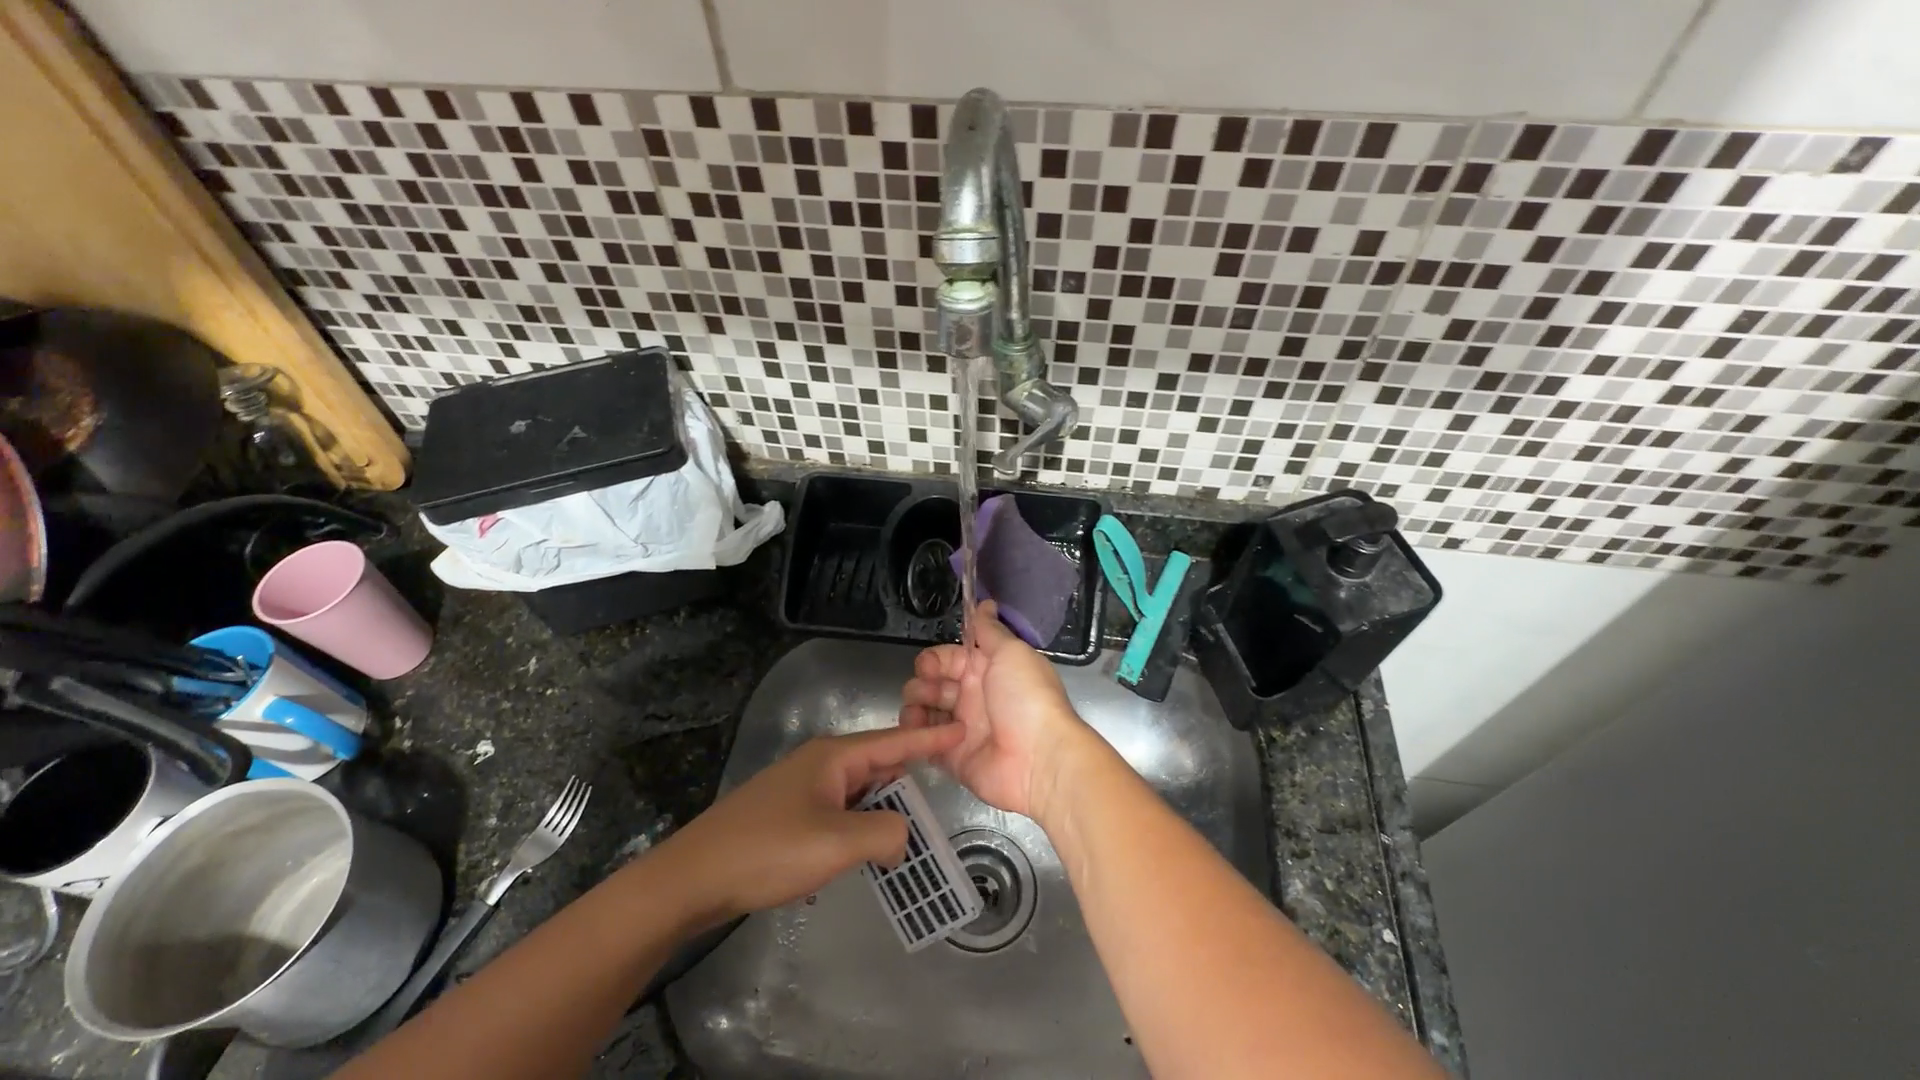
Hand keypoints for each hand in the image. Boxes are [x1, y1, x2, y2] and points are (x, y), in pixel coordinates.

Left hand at [651, 724, 964, 922]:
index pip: (894, 741)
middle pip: (877, 767)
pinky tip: (861, 856)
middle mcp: (818, 765)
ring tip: (908, 839)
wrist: (694, 878)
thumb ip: (885, 833)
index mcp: (833, 758)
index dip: (930, 737)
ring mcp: (799, 790)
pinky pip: (837, 815)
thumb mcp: (838, 843)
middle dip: (908, 785)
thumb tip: (901, 835)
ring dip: (880, 815)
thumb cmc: (769, 851)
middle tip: (941, 803)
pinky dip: (855, 830)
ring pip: (857, 795)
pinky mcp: (786, 817)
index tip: (962, 729)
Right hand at [899, 601, 1096, 820]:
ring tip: (919, 712)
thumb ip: (991, 630)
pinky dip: (916, 735)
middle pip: (933, 683)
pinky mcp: (952, 757)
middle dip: (923, 682)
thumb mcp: (1012, 653)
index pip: (949, 657)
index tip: (929, 666)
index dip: (935, 658)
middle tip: (929, 690)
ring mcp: (962, 728)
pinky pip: (924, 742)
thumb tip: (986, 603)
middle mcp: (974, 697)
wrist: (1039, 759)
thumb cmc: (1027, 699)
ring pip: (925, 710)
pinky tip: (919, 731)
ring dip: (916, 705)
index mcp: (988, 670)